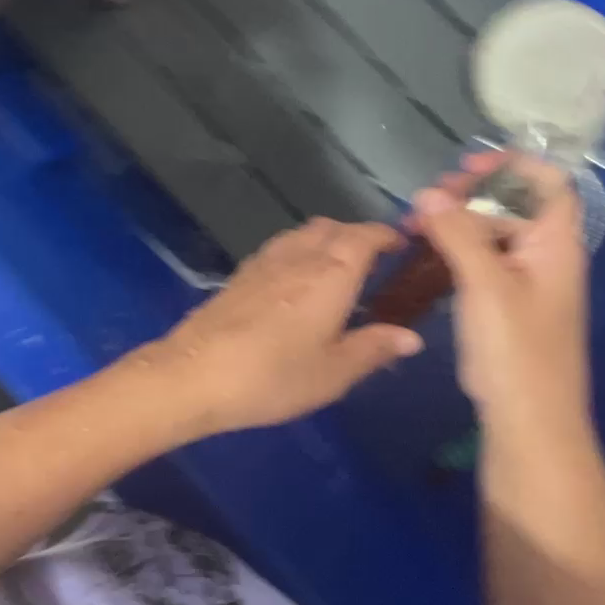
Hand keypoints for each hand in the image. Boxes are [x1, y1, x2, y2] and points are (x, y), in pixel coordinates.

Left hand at [140, 218, 424, 436]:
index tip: (404, 244)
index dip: (385, 235)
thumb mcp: (333, 373)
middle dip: (357, 235)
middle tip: (377, 260)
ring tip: (340, 269)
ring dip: (326, 240)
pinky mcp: (240, 274)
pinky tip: (298, 282)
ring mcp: (263, 263)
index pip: (363, 237)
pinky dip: (300, 251)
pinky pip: (280, 248)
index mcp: (329, 275)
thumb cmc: (273, 376)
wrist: (195, 373)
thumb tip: (410, 336)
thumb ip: (372, 349)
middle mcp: (297, 257)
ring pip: (302, 234)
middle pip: (331, 228)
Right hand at [413, 152, 591, 436]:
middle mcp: (544, 255)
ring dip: (456, 219)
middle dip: (470, 192)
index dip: (513, 165)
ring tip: (415, 224)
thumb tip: (427, 192)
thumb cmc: (516, 350)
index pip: (549, 184)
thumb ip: (458, 233)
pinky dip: (453, 245)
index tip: (467, 166)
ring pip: (491, 230)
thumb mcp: (486, 285)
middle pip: (512, 203)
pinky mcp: (502, 300)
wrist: (528, 420)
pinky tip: (423, 250)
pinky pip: (479, 257)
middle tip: (428, 199)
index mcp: (556, 245)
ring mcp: (523, 279)